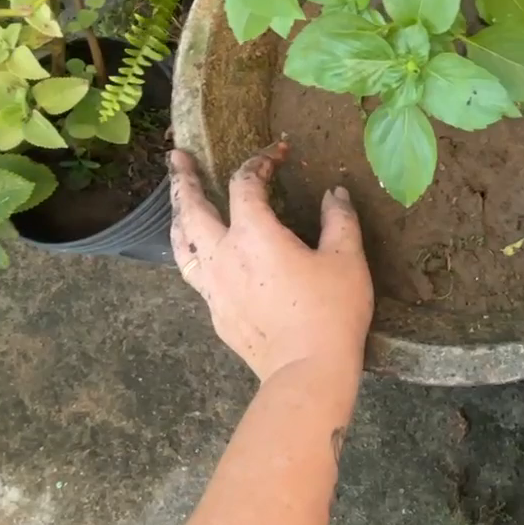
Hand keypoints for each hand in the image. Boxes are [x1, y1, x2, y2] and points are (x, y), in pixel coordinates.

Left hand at [167, 144, 373, 381]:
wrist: (309, 370)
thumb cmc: (332, 309)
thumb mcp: (347, 257)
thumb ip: (339, 218)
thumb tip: (334, 193)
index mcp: (255, 234)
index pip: (246, 184)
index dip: (260, 162)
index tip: (278, 154)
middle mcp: (224, 256)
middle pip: (192, 209)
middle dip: (184, 179)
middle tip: (176, 156)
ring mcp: (213, 288)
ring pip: (182, 243)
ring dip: (178, 215)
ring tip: (177, 200)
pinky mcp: (216, 313)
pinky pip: (194, 272)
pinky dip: (192, 250)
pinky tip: (202, 252)